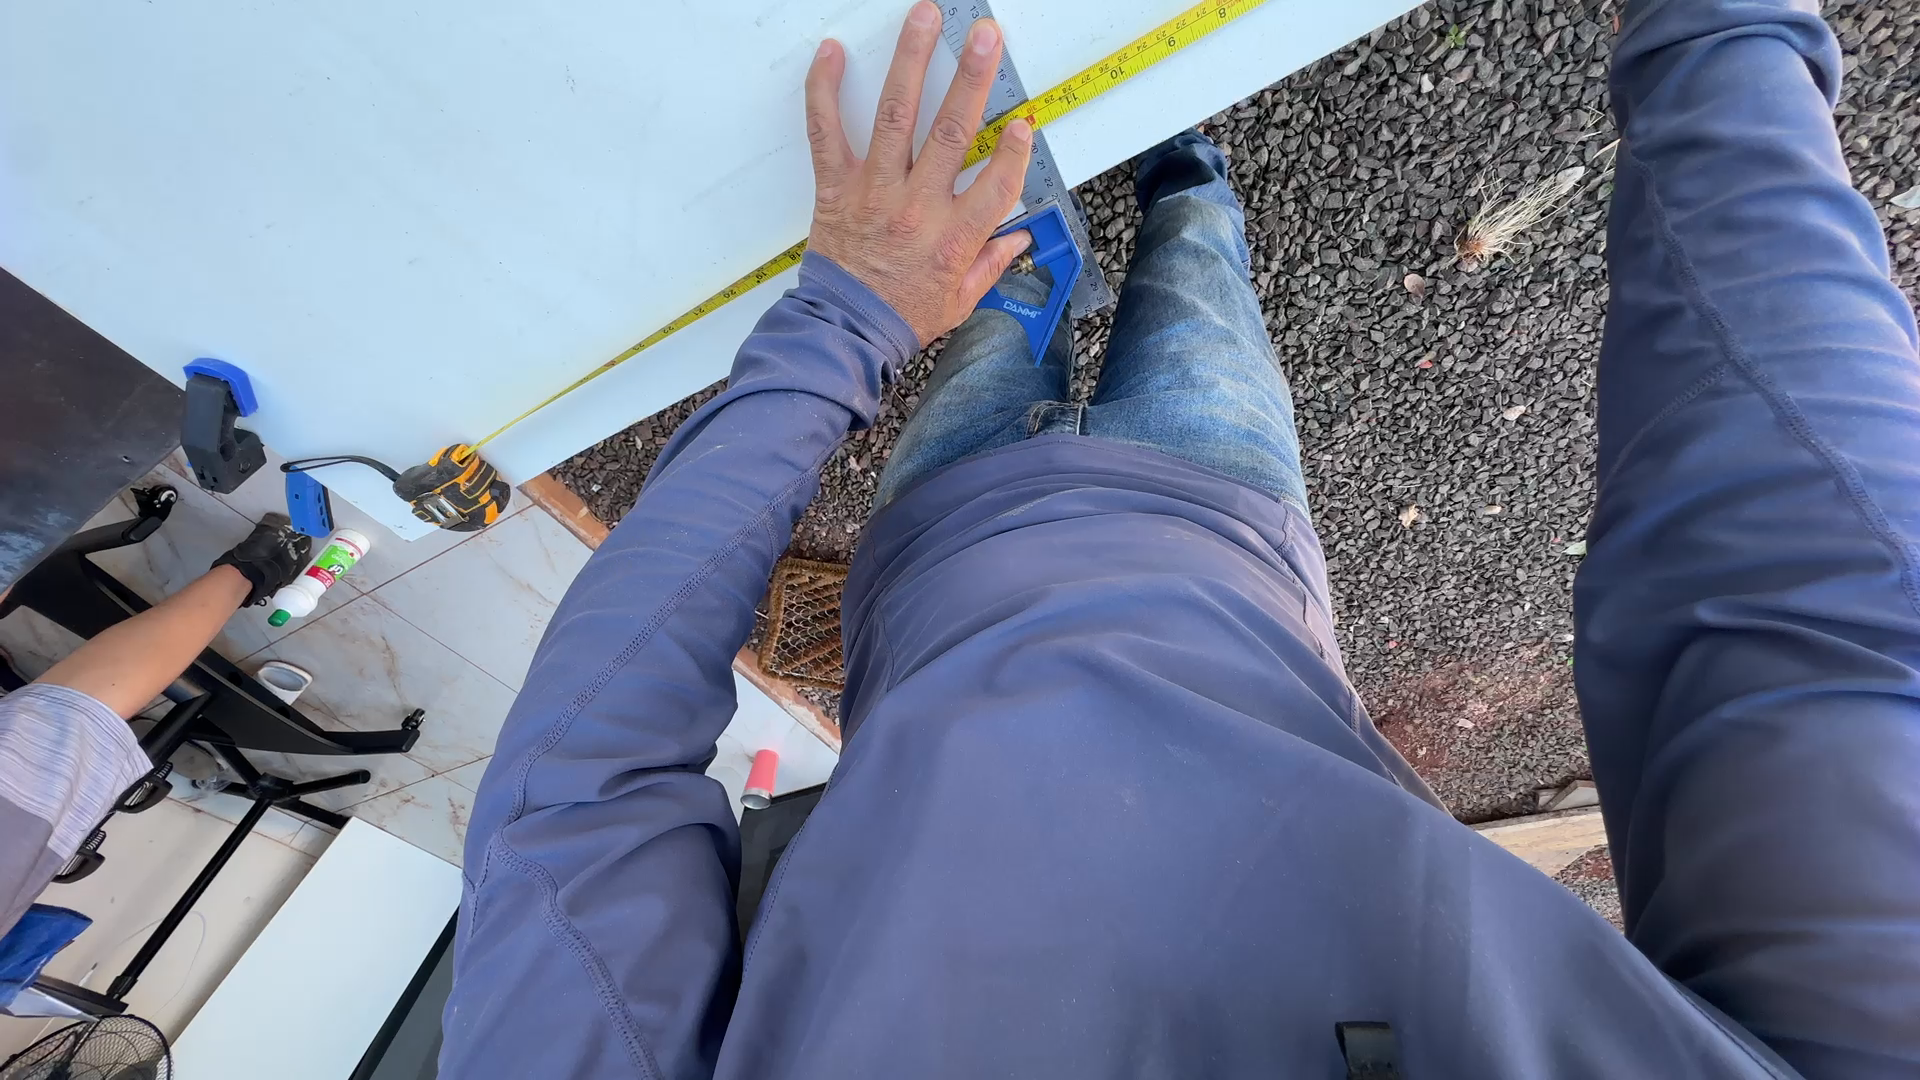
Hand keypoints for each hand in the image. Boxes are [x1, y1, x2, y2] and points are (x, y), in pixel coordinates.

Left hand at [805, 1, 1035, 346]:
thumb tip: (1018, 239)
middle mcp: (917, 208)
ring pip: (895, 115)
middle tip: (986, 37)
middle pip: (951, 132)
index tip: (1024, 123)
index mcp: (953, 239)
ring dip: (911, 61)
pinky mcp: (837, 187)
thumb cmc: (903, 316)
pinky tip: (830, 53)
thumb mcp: (960, 302)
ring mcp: (875, 192)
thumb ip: (990, 265)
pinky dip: (823, 90)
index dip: (1014, 153)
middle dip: (972, 78)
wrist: (848, 329)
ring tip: (925, 17)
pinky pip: (826, 131)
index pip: (996, 186)